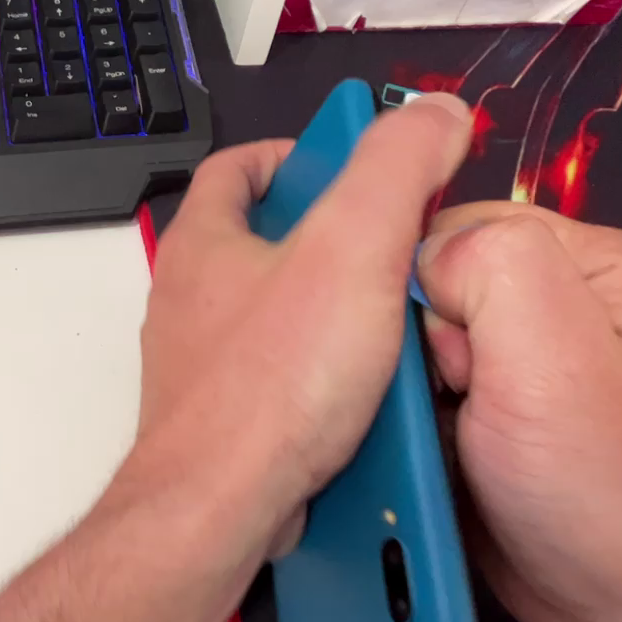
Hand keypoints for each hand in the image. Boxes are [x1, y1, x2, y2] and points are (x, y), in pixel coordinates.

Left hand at [120, 94, 472, 560]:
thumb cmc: (272, 382)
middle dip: (328, 236)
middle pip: (260, 241)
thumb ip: (396, 168)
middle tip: (390, 248)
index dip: (295, 152)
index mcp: (202, 246)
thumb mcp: (351, 249)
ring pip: (272, 314)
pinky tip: (362, 388)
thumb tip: (434, 116)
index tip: (350, 164)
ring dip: (329, 308)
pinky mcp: (217, 417)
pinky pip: (273, 375)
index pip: (235, 168)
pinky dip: (315, 370)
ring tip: (389, 320)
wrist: (219, 505)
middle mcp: (187, 302)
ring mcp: (197, 364)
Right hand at [415, 203, 621, 621]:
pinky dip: (409, 421)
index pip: (466, 227)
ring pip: (419, 349)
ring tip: (434, 436)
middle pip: (437, 289)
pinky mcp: (493, 421)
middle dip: (418, 345)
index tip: (440, 355)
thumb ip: (491, 269)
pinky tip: (423, 451)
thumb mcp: (555, 357)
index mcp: (597, 266)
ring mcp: (526, 370)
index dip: (427, 282)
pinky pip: (422, 397)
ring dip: (408, 391)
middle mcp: (562, 308)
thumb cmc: (602, 486)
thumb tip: (422, 258)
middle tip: (448, 403)